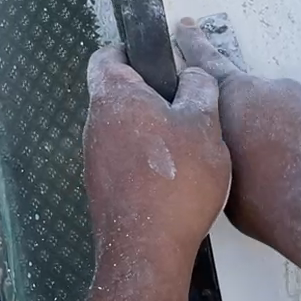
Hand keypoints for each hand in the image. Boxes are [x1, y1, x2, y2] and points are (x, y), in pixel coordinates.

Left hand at [83, 46, 230, 290]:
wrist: (148, 250)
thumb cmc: (174, 185)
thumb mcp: (204, 125)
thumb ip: (200, 88)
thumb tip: (193, 75)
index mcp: (115, 98)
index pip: (107, 56)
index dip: (130, 50)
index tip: (155, 57)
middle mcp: (96, 124)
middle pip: (118, 93)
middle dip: (150, 93)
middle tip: (185, 101)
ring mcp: (95, 157)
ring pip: (123, 127)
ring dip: (151, 128)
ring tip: (186, 142)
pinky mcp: (103, 185)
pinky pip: (124, 157)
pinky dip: (146, 157)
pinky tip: (175, 175)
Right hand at [172, 19, 300, 251]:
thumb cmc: (265, 199)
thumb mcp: (220, 169)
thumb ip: (216, 139)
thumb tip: (220, 138)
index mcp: (236, 96)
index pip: (208, 61)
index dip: (194, 43)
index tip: (187, 25)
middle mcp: (271, 89)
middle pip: (247, 97)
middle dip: (242, 122)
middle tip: (242, 153)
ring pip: (277, 115)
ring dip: (272, 136)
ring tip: (272, 176)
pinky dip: (296, 146)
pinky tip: (295, 176)